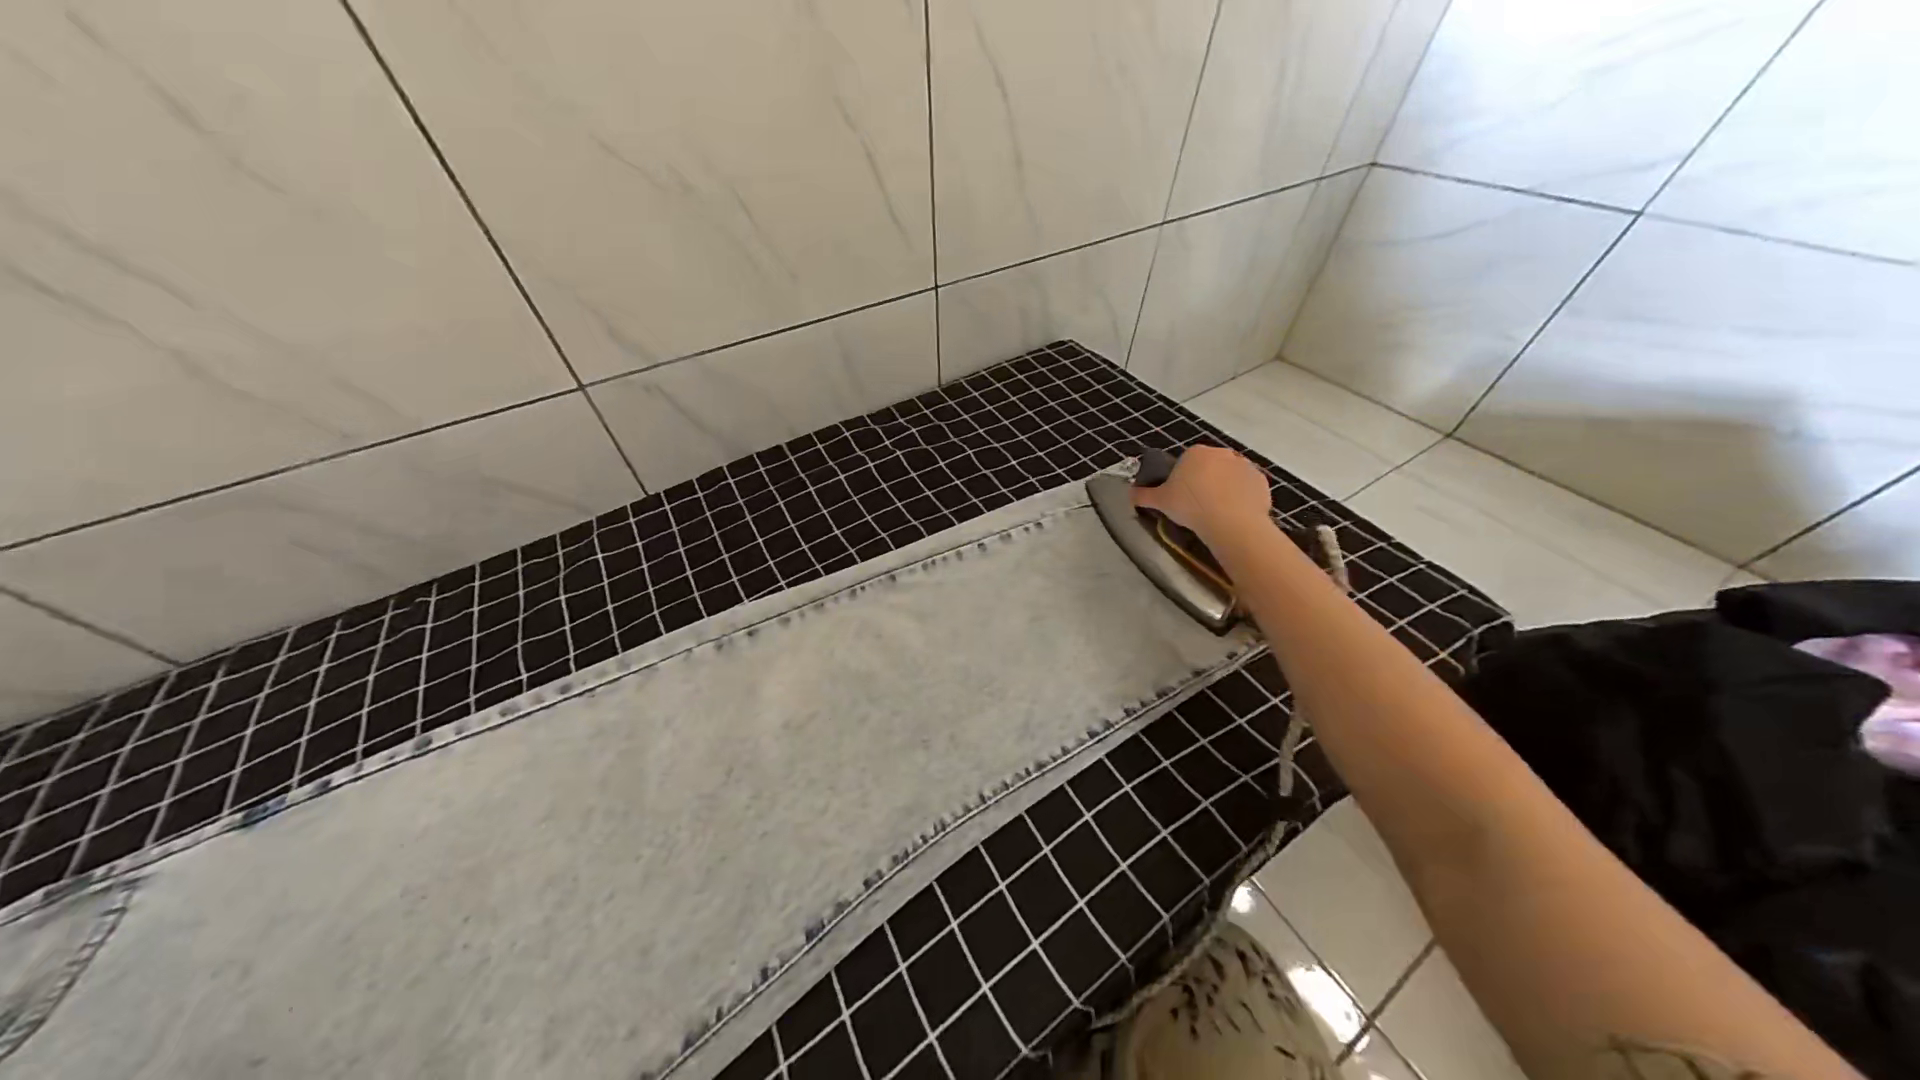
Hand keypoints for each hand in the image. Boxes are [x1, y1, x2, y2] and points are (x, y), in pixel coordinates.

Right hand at [1131, 446, 1271, 543]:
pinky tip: (1234, 514)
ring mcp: (1244, 465)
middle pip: (1210, 467)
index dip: (1182, 479)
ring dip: (1224, 489)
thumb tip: (1129, 493)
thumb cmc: (1190, 506)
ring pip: (1229, 477)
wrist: (1230, 522)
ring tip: (1216, 513)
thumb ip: (1143, 495)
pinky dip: (1241, 498)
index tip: (1180, 497)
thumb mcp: (1160, 502)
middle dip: (1204, 482)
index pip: (1186, 462)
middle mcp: (1222, 453)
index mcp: (1195, 452)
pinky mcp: (1260, 481)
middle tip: (1197, 506)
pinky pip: (1247, 488)